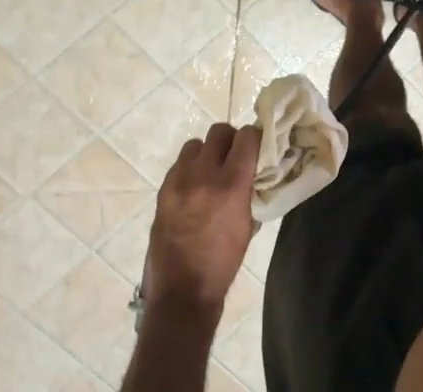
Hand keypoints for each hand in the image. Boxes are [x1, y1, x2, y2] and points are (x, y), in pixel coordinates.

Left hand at [144, 123, 259, 311]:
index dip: (256, 137)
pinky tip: (195, 188)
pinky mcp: (162, 192)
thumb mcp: (250, 224)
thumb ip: (253, 190)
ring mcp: (179, 182)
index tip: (260, 147)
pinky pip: (179, 164)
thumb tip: (258, 170)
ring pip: (196, 144)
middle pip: (220, 131)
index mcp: (232, 184)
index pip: (248, 136)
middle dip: (232, 140)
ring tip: (212, 171)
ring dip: (208, 152)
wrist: (183, 290)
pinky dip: (190, 168)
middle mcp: (204, 175)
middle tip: (236, 157)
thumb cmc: (224, 261)